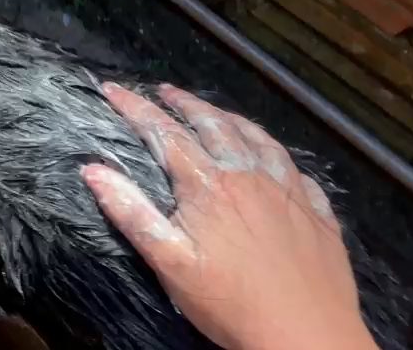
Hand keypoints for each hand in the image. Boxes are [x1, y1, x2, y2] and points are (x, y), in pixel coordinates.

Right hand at [83, 84, 378, 349]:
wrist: (313, 346)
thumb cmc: (232, 305)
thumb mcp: (170, 263)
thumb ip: (131, 213)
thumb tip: (92, 170)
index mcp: (209, 185)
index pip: (164, 132)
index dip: (134, 107)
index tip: (110, 88)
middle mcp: (249, 178)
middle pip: (214, 125)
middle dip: (185, 103)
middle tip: (165, 90)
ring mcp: (289, 196)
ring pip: (260, 141)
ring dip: (232, 119)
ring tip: (216, 112)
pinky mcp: (320, 219)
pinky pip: (299, 173)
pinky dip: (280, 157)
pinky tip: (274, 160)